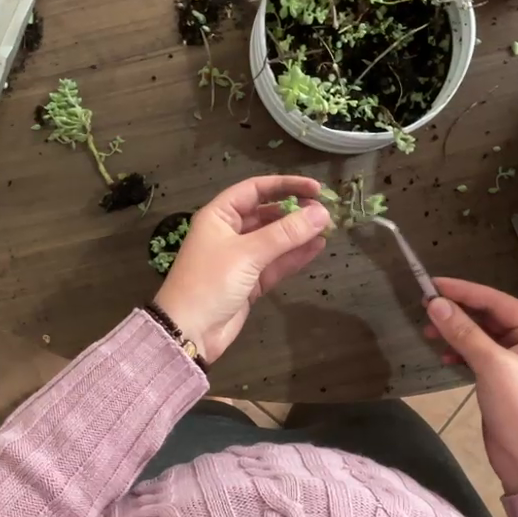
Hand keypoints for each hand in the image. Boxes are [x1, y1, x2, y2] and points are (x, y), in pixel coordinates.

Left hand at [154, 175, 328, 362]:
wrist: (189, 331)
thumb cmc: (210, 282)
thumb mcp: (247, 253)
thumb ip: (285, 233)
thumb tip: (322, 213)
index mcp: (219, 215)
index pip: (256, 189)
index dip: (286, 185)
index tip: (316, 188)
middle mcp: (230, 232)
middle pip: (268, 214)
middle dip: (296, 212)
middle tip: (326, 213)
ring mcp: (241, 258)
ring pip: (275, 240)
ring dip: (299, 234)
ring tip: (328, 228)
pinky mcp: (251, 281)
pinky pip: (276, 263)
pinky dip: (295, 256)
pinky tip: (318, 247)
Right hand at [424, 277, 517, 493]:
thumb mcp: (492, 366)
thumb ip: (463, 332)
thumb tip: (434, 303)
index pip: (496, 300)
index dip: (463, 291)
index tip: (431, 283)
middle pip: (488, 316)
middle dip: (457, 311)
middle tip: (424, 306)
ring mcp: (517, 361)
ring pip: (481, 335)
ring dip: (455, 332)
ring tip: (427, 330)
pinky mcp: (503, 379)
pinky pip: (478, 355)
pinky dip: (460, 352)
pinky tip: (444, 356)